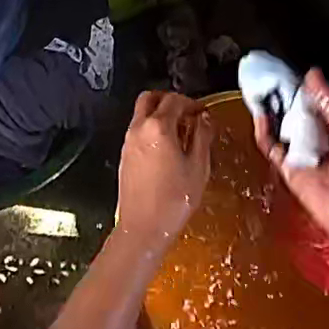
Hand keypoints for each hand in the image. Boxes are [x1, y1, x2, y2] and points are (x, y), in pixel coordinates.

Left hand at [115, 91, 214, 253]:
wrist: (143, 230)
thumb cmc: (173, 201)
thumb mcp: (198, 167)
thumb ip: (202, 136)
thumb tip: (204, 119)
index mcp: (158, 127)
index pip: (175, 100)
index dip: (192, 103)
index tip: (203, 113)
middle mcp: (139, 129)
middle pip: (151, 97)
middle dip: (169, 100)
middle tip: (186, 113)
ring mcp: (128, 142)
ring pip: (142, 113)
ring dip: (159, 114)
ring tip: (179, 132)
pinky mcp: (124, 156)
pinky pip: (138, 130)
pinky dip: (151, 129)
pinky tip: (167, 148)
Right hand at [255, 69, 328, 261]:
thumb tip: (312, 73)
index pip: (319, 101)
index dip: (305, 86)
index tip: (289, 69)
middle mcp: (322, 140)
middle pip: (298, 113)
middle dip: (285, 96)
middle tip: (269, 76)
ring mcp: (304, 155)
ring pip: (283, 128)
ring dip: (272, 111)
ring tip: (260, 90)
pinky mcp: (289, 170)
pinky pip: (272, 148)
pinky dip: (264, 132)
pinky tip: (261, 115)